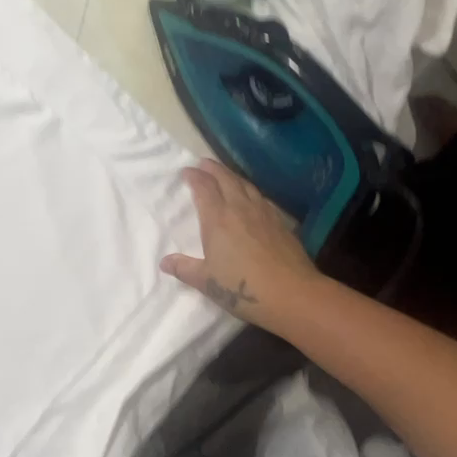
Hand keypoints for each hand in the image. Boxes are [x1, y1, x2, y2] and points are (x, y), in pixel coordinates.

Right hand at [161, 160, 325, 331]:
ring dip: (232, 175)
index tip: (186, 172)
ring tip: (225, 174)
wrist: (291, 292)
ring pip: (245, 185)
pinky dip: (250, 190)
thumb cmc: (243, 288)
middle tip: (203, 163)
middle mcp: (240, 208)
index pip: (203, 189)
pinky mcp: (280, 221)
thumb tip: (165, 262)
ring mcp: (263, 213)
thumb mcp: (207, 282)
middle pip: (225, 179)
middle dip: (212, 168)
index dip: (194, 177)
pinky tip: (252, 196)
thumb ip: (185, 269)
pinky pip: (261, 197)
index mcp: (218, 219)